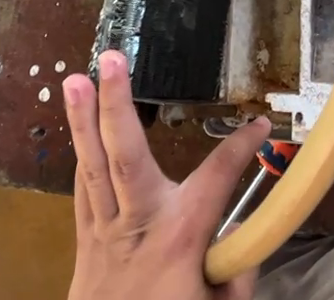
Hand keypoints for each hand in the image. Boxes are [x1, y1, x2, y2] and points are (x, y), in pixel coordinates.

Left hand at [63, 51, 271, 299]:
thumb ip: (238, 273)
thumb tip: (245, 241)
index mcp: (180, 238)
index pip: (217, 177)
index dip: (241, 147)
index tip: (258, 124)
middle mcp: (138, 225)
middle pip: (124, 156)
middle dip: (114, 105)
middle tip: (108, 60)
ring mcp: (105, 234)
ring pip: (93, 167)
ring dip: (82, 121)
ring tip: (74, 78)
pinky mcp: (84, 245)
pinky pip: (84, 193)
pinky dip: (84, 159)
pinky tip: (80, 133)